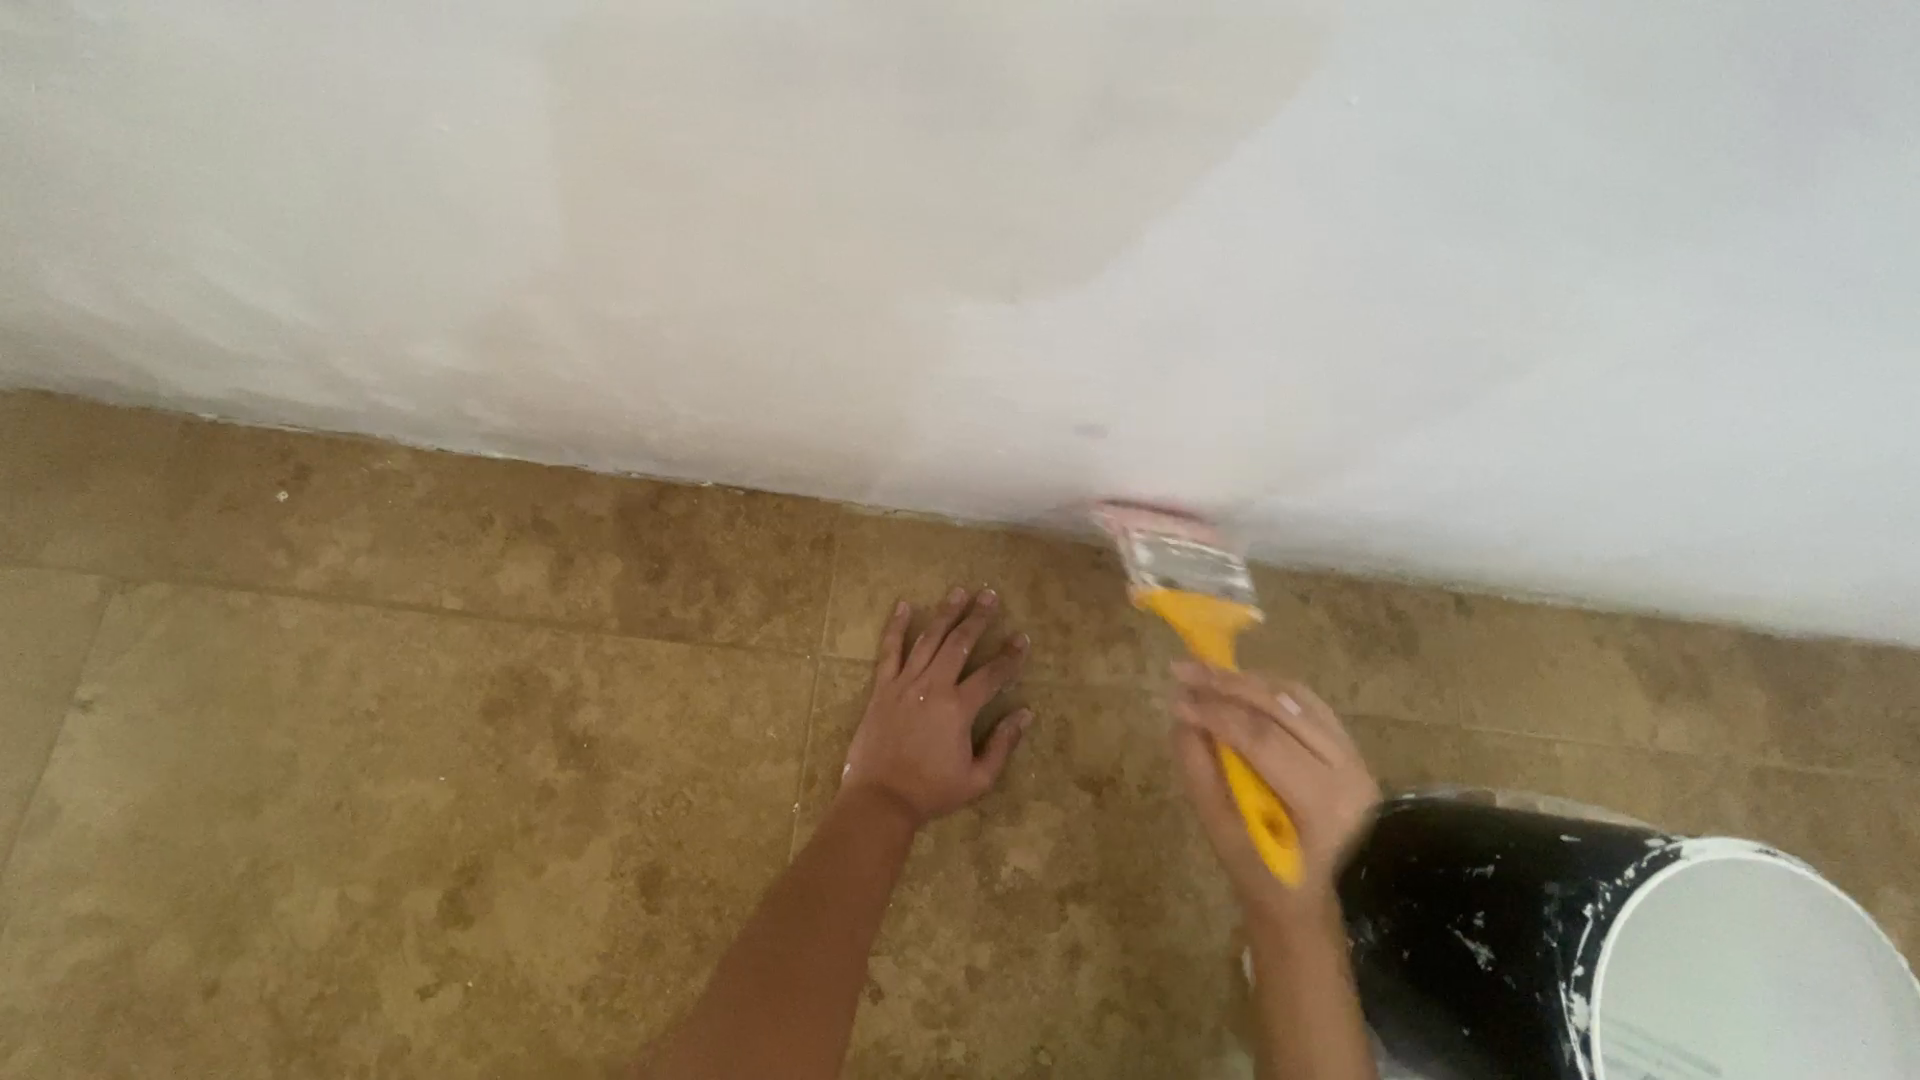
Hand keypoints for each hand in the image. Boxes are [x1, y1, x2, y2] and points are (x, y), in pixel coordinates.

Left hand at [840, 587, 1031, 827]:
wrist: (880, 799)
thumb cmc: (931, 792)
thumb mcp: (978, 779)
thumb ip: (1003, 744)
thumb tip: (1025, 714)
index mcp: (959, 709)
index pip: (992, 674)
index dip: (1010, 656)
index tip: (1022, 639)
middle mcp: (933, 687)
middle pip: (959, 643)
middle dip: (978, 618)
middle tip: (991, 596)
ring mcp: (905, 684)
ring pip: (929, 639)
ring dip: (946, 614)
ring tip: (959, 592)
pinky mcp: (882, 688)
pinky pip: (889, 651)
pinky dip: (896, 627)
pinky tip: (904, 606)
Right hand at [1169, 663, 1379, 917]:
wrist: (1320, 900)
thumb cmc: (1269, 878)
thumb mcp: (1225, 835)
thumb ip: (1202, 776)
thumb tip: (1181, 720)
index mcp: (1323, 802)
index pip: (1263, 739)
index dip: (1216, 714)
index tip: (1175, 701)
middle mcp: (1348, 769)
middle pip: (1280, 708)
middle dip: (1226, 684)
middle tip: (1181, 670)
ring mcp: (1354, 754)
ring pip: (1295, 698)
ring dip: (1246, 681)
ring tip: (1203, 674)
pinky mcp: (1348, 747)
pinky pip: (1306, 703)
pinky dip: (1268, 689)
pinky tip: (1236, 686)